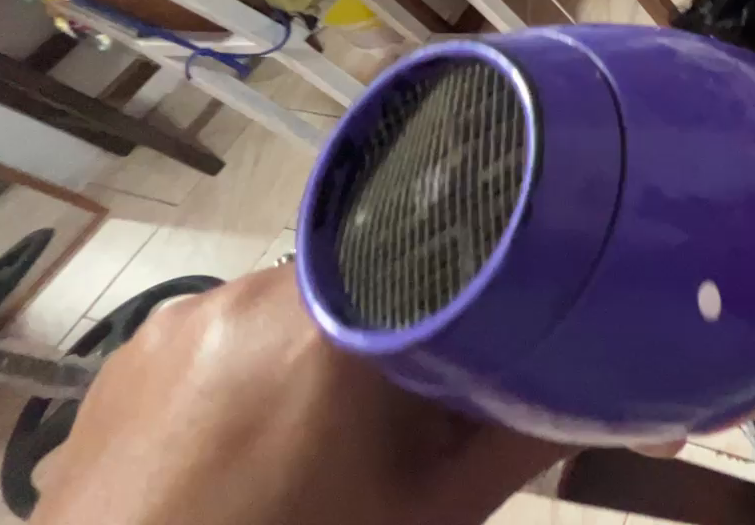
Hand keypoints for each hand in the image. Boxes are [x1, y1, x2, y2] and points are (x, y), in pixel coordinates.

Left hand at [35, 265, 566, 524]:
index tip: (487, 334)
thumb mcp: (439, 507)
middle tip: (416, 402)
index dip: (474, 289)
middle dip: (405, 325)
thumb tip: (618, 387)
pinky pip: (240, 322)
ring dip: (336, 339)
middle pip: (378, 275)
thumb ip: (532, 434)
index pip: (444, 255)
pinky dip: (268, 357)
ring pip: (311, 296)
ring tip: (332, 422)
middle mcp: (256, 292)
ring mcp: (184, 315)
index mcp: (333, 324)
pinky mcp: (137, 344)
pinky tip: (262, 425)